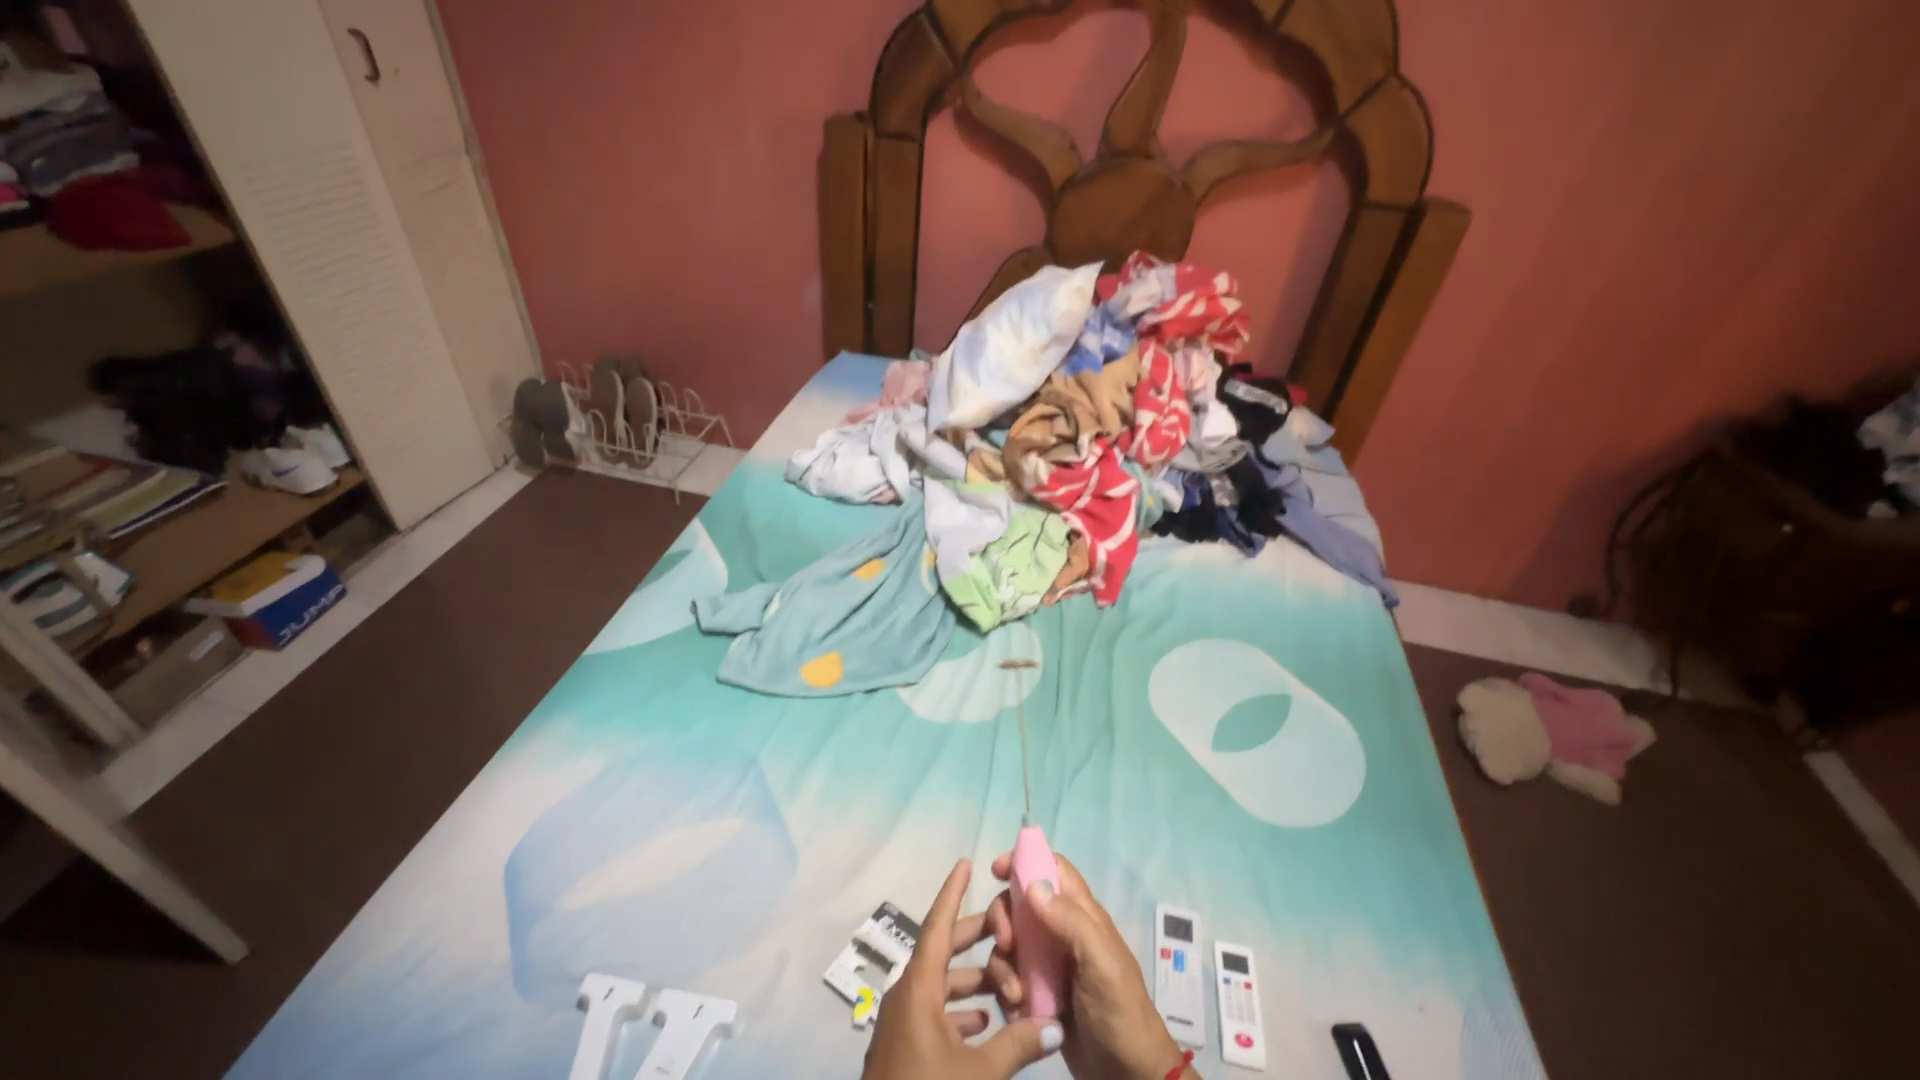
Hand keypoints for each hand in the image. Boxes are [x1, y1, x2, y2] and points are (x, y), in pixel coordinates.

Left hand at [862, 858, 1063, 1079]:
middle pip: (943, 952)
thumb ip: (1018, 1044)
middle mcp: (908, 996)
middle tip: (1011, 927)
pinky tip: (988, 1024)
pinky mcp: (907, 1048)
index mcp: (918, 988)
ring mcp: (904, 1023)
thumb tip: (1055, 1025)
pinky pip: (937, 1013)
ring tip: (1012, 984)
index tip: (966, 863)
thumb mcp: (979, 1073)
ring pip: (943, 985)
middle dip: (977, 939)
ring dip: (975, 983)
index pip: (937, 926)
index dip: (952, 893)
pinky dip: (963, 1011)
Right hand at [985, 853, 1192, 1079]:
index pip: (1052, 869)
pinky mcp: (1038, 994)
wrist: (1127, 1074)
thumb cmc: (1120, 1011)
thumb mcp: (1100, 962)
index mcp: (1082, 916)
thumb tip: (1032, 883)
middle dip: (1004, 919)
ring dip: (1003, 965)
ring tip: (1015, 994)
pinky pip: (1009, 979)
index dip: (1025, 861)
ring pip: (1009, 944)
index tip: (997, 870)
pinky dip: (1006, 990)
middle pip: (1020, 905)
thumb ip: (1070, 921)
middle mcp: (1062, 933)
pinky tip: (1017, 1009)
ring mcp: (1048, 964)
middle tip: (1006, 944)